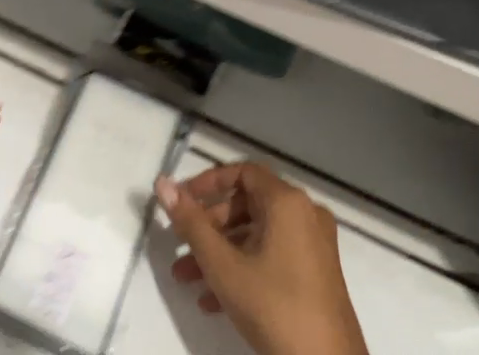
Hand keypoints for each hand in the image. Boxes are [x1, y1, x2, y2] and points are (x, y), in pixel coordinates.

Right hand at [156, 163, 368, 354]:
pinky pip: (272, 256)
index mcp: (287, 202)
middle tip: (180, 246)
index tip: (181, 202)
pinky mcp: (316, 273)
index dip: (208, 183)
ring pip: (257, 235)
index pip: (243, 172)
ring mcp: (314, 245)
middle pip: (248, 205)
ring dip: (220, 252)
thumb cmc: (273, 306)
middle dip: (209, 226)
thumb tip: (162, 183)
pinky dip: (243, 268)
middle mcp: (305, 214)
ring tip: (186, 279)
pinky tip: (212, 301)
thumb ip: (191, 223)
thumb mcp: (223, 265)